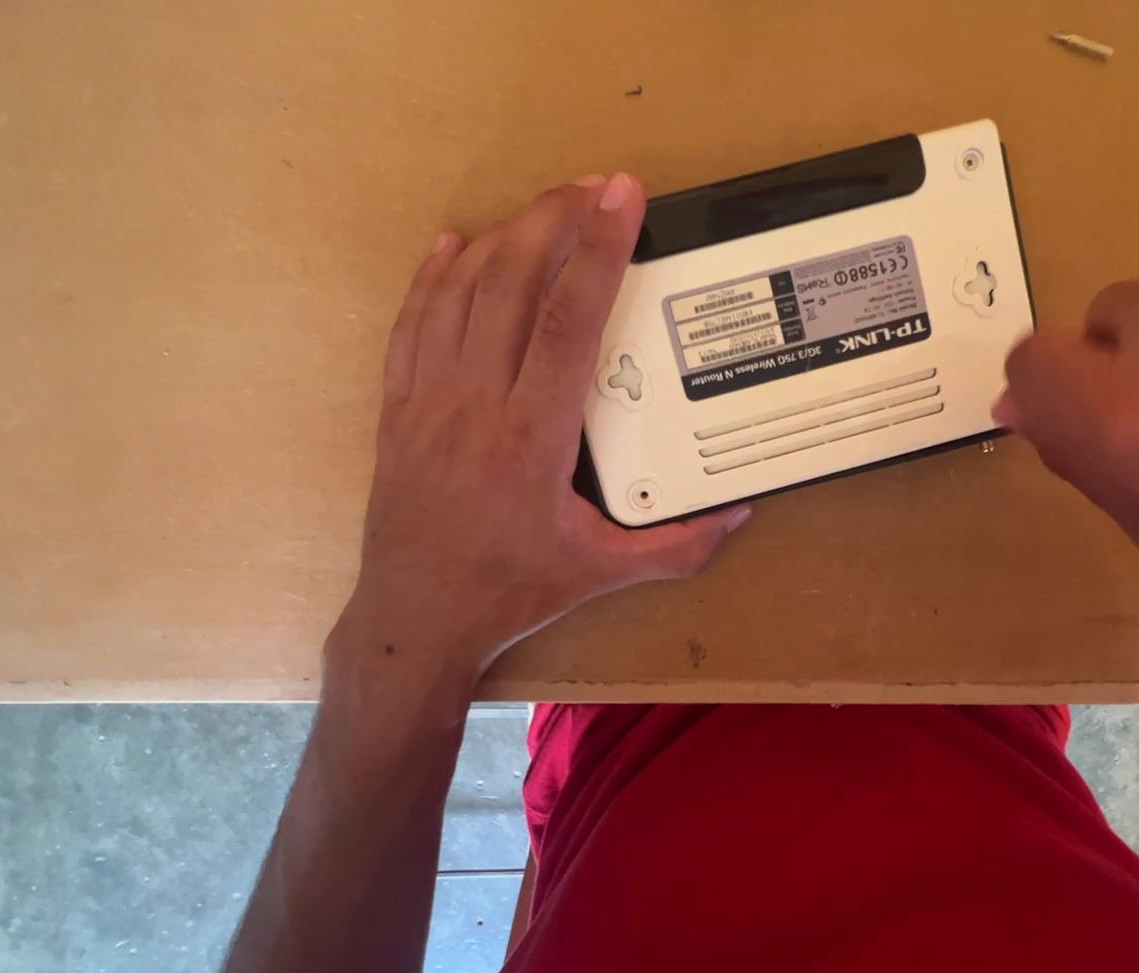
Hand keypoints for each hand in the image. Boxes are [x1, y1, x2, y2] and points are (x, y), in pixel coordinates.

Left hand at [330, 174, 750, 700]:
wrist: (417, 617)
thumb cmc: (511, 591)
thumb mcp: (604, 573)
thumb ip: (679, 547)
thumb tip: (740, 515)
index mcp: (533, 436)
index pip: (569, 321)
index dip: (599, 252)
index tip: (622, 200)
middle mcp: (476, 401)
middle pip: (512, 283)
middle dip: (555, 221)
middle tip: (593, 188)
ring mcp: (428, 398)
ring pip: (461, 291)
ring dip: (503, 236)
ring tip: (544, 207)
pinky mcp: (398, 406)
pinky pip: (412, 322)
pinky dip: (434, 276)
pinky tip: (454, 246)